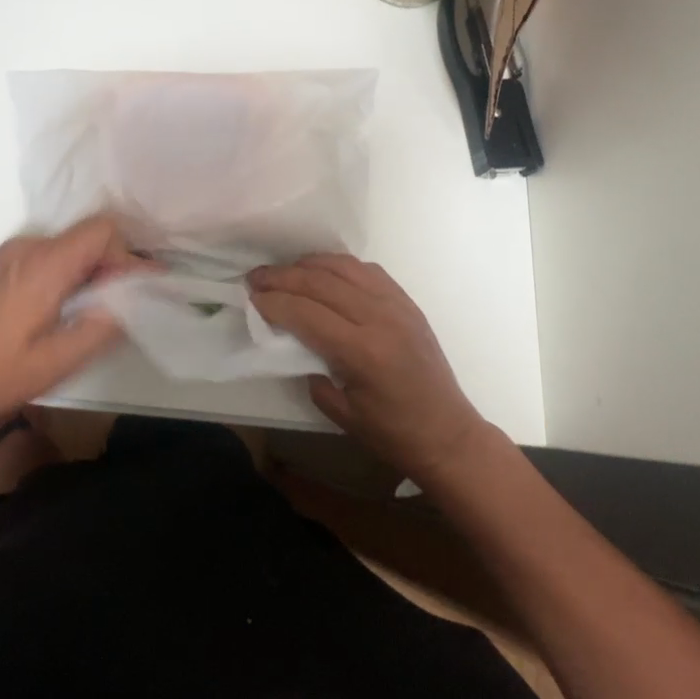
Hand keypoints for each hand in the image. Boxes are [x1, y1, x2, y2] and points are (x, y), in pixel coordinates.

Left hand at [0, 215, 142, 421]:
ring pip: (64, 249)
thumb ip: (99, 330)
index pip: (104, 231)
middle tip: (123, 306)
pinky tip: (58, 313)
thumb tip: (127, 306)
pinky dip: (63, 277)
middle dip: (111, 267)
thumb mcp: (54, 361)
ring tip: (92, 314)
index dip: (129, 256)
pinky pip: (43, 259)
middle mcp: (28, 248)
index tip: (142, 289)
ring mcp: (7, 255)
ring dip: (86, 274)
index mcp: (47, 263)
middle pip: (85, 238)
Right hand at [250, 254, 490, 477]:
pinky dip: (340, 266)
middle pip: (321, 282)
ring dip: (309, 264)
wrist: (448, 434)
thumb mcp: (340, 413)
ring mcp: (398, 307)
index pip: (306, 312)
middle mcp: (380, 319)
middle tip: (256, 277)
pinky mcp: (408, 304)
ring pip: (345, 268)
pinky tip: (323, 272)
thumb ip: (311, 372)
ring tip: (285, 270)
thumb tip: (291, 342)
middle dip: (283, 277)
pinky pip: (369, 271)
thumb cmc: (392, 433)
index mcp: (363, 352)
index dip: (274, 302)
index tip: (251, 297)